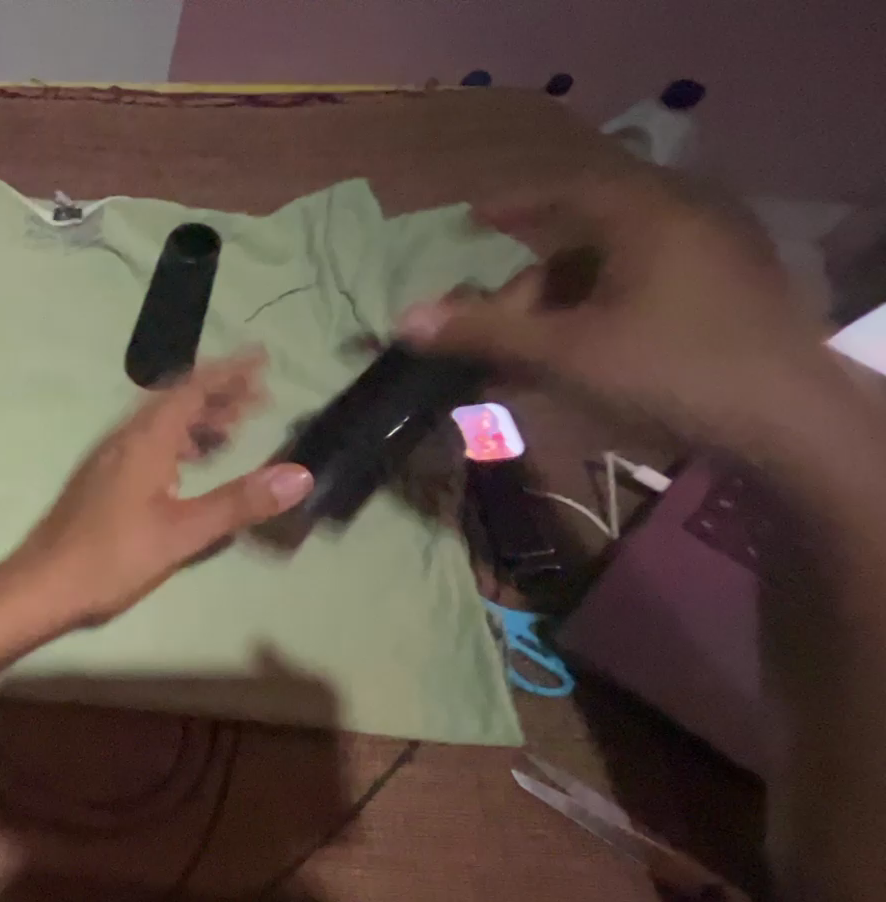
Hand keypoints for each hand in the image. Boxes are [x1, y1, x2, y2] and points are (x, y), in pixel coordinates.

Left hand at [1, 355, 312, 628]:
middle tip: (259, 399)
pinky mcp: (99, 482)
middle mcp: (122, 441)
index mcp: (143, 442)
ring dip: (196, 421)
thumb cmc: (110, 558)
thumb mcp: (182, 533)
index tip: (262, 359)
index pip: (191, 389)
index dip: (229, 372)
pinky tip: (187, 469)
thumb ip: (238, 503)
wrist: (41, 584)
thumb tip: (299, 475)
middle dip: (218, 395)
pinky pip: (144, 446)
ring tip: (234, 431)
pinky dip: (176, 444)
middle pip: (174, 402)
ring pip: (158, 425)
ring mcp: (106, 461)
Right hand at [397, 173, 836, 449]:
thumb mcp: (560, 352)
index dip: (514, 203)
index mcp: (651, 219)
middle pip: (582, 241)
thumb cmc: (667, 371)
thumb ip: (482, 332)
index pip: (570, 190)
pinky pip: (637, 293)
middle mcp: (685, 225)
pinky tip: (566, 361)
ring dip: (553, 310)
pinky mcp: (721, 299)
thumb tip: (402, 320)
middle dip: (527, 285)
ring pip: (608, 272)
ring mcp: (710, 262)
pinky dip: (590, 318)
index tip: (471, 221)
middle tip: (492, 325)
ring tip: (522, 358)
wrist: (786, 424)